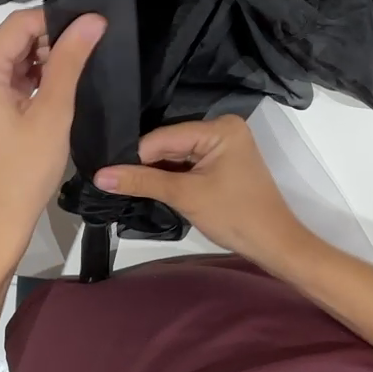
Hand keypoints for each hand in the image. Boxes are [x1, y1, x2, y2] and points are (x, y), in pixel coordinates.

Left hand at [0, 9, 104, 256]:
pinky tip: (64, 82)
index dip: (55, 19)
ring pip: (16, 56)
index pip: (18, 24)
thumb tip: (92, 19)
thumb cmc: (26, 168)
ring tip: (82, 65)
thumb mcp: (53, 111)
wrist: (3, 217)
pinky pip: (13, 76)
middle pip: (15, 37)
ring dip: (47, 57)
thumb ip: (71, 60)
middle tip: (92, 46)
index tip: (92, 25)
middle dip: (52, 38)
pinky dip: (38, 75)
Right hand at [95, 114, 314, 269]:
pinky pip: (186, 163)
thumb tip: (98, 175)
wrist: (274, 244)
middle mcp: (221, 128)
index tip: (108, 175)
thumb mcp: (184, 195)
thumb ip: (141, 181)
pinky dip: (170, 176)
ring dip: (155, 171)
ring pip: (174, 154)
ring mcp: (222, 145)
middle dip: (144, 164)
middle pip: (167, 143)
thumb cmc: (234, 215)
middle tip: (111, 180)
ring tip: (125, 184)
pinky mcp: (220, 162)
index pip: (162, 137)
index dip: (135, 158)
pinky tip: (150, 186)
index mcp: (219, 127)